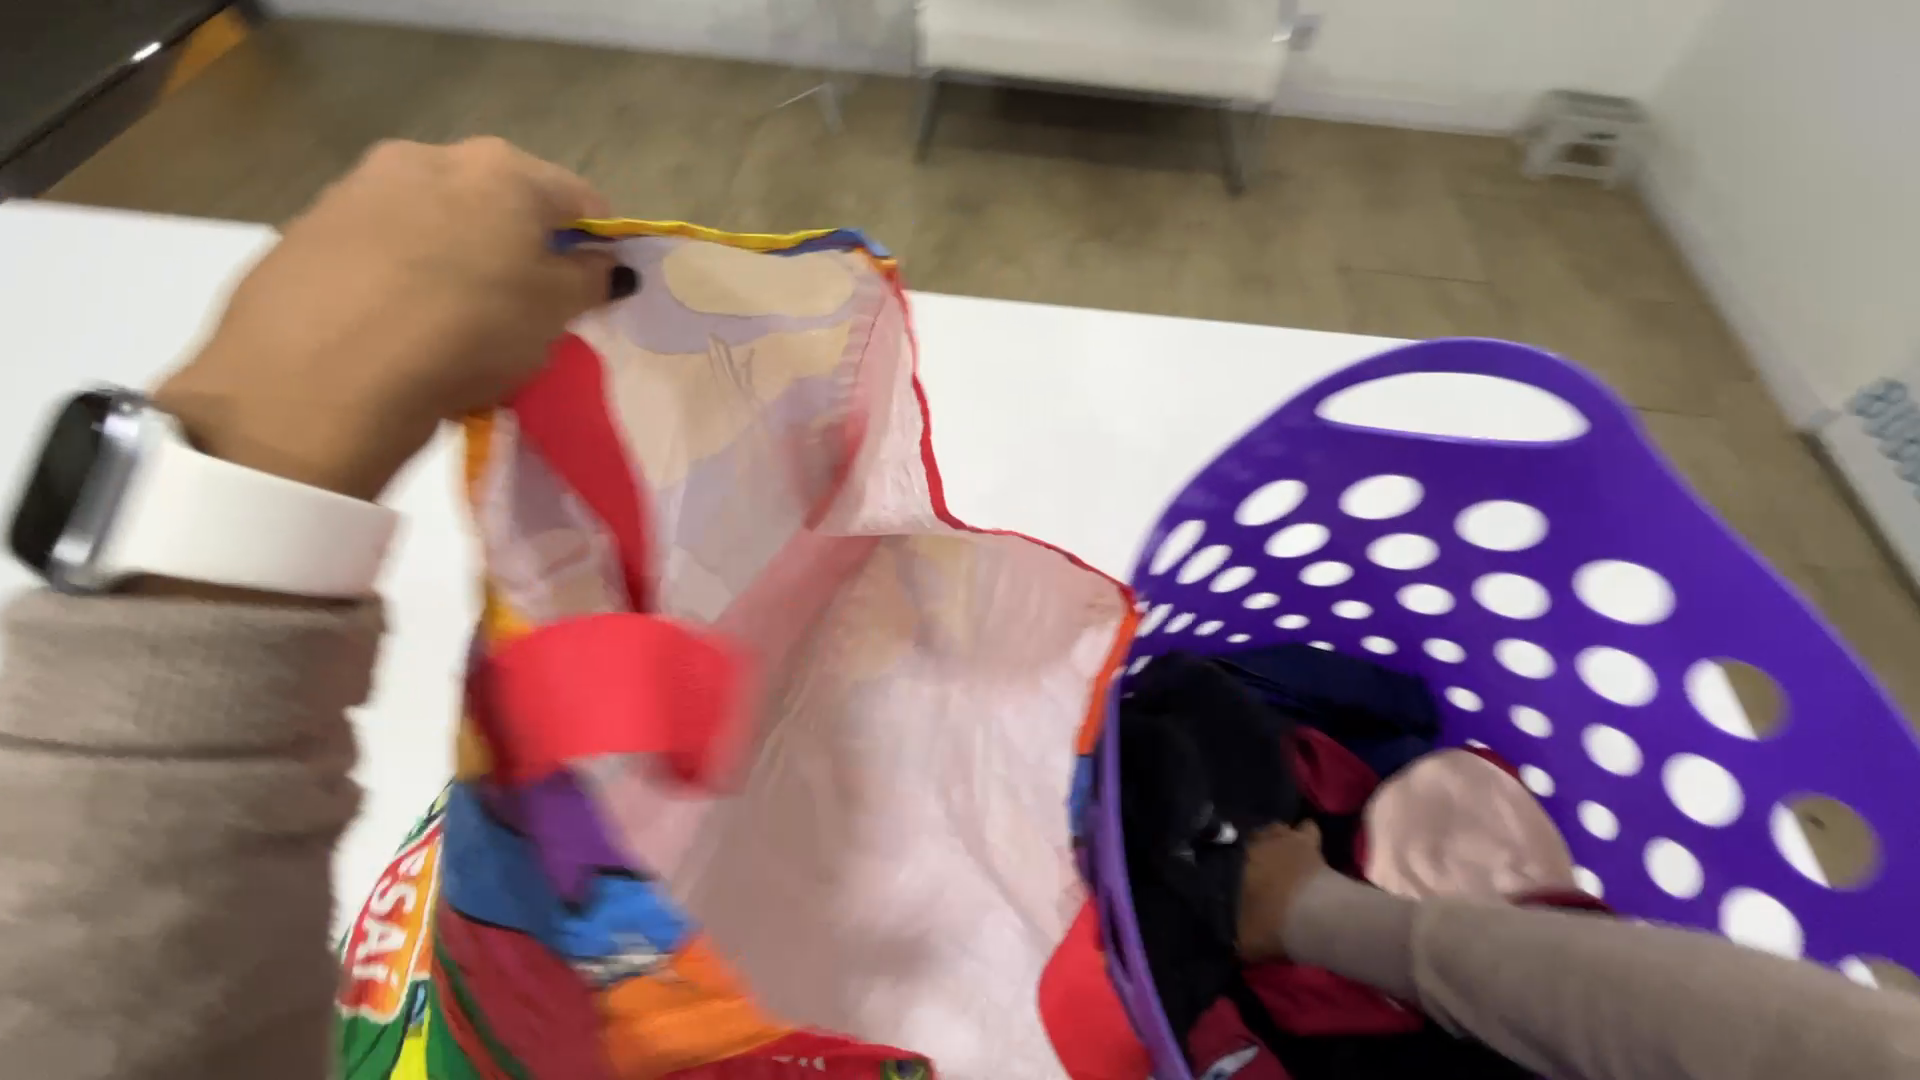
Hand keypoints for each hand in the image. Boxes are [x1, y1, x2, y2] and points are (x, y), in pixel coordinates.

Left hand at [153, 137, 620, 500]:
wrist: (325, 371)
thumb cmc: (470, 329)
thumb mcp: (557, 311)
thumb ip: (592, 278)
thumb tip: (607, 263)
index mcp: (504, 170)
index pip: (582, 199)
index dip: (601, 246)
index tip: (599, 289)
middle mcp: (433, 156)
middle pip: (507, 202)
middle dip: (530, 248)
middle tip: (536, 307)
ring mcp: (365, 184)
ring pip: (446, 220)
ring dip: (470, 258)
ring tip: (469, 321)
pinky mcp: (315, 223)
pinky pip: (393, 244)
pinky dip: (416, 273)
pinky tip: (414, 322)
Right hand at [1236, 821, 1324, 961]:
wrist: (1314, 920)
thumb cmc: (1272, 925)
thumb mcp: (1243, 939)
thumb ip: (1233, 934)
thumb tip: (1227, 941)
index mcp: (1233, 861)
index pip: (1223, 851)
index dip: (1229, 861)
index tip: (1233, 874)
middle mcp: (1254, 843)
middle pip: (1250, 836)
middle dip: (1254, 846)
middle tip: (1259, 864)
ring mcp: (1283, 839)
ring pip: (1275, 827)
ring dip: (1277, 837)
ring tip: (1281, 851)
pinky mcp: (1311, 844)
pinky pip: (1307, 828)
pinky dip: (1305, 834)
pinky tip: (1306, 842)